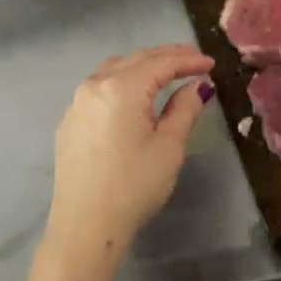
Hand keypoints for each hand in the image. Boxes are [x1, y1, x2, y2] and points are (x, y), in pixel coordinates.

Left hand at [47, 44, 214, 258]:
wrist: (86, 224)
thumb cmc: (134, 186)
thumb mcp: (168, 147)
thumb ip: (184, 110)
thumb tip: (197, 86)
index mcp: (121, 88)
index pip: (160, 63)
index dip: (187, 60)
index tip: (210, 63)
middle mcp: (94, 85)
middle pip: (135, 60)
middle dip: (166, 57)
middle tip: (193, 60)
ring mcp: (77, 102)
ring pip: (113, 69)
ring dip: (141, 66)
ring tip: (166, 72)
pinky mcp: (70, 120)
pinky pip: (99, 88)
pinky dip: (121, 82)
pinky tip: (134, 95)